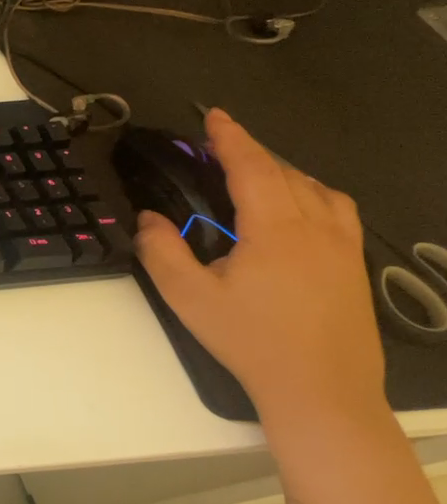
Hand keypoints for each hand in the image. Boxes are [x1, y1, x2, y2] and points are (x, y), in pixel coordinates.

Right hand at [134, 109, 383, 425]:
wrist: (320, 388)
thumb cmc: (250, 339)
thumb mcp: (186, 295)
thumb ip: (161, 250)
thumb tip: (150, 218)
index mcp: (276, 231)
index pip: (253, 170)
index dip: (232, 139)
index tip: (215, 116)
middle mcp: (316, 231)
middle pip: (287, 175)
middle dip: (253, 153)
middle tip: (221, 144)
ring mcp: (343, 250)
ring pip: (320, 191)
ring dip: (285, 172)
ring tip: (256, 173)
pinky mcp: (354, 268)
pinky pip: (336, 212)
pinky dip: (311, 194)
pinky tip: (294, 209)